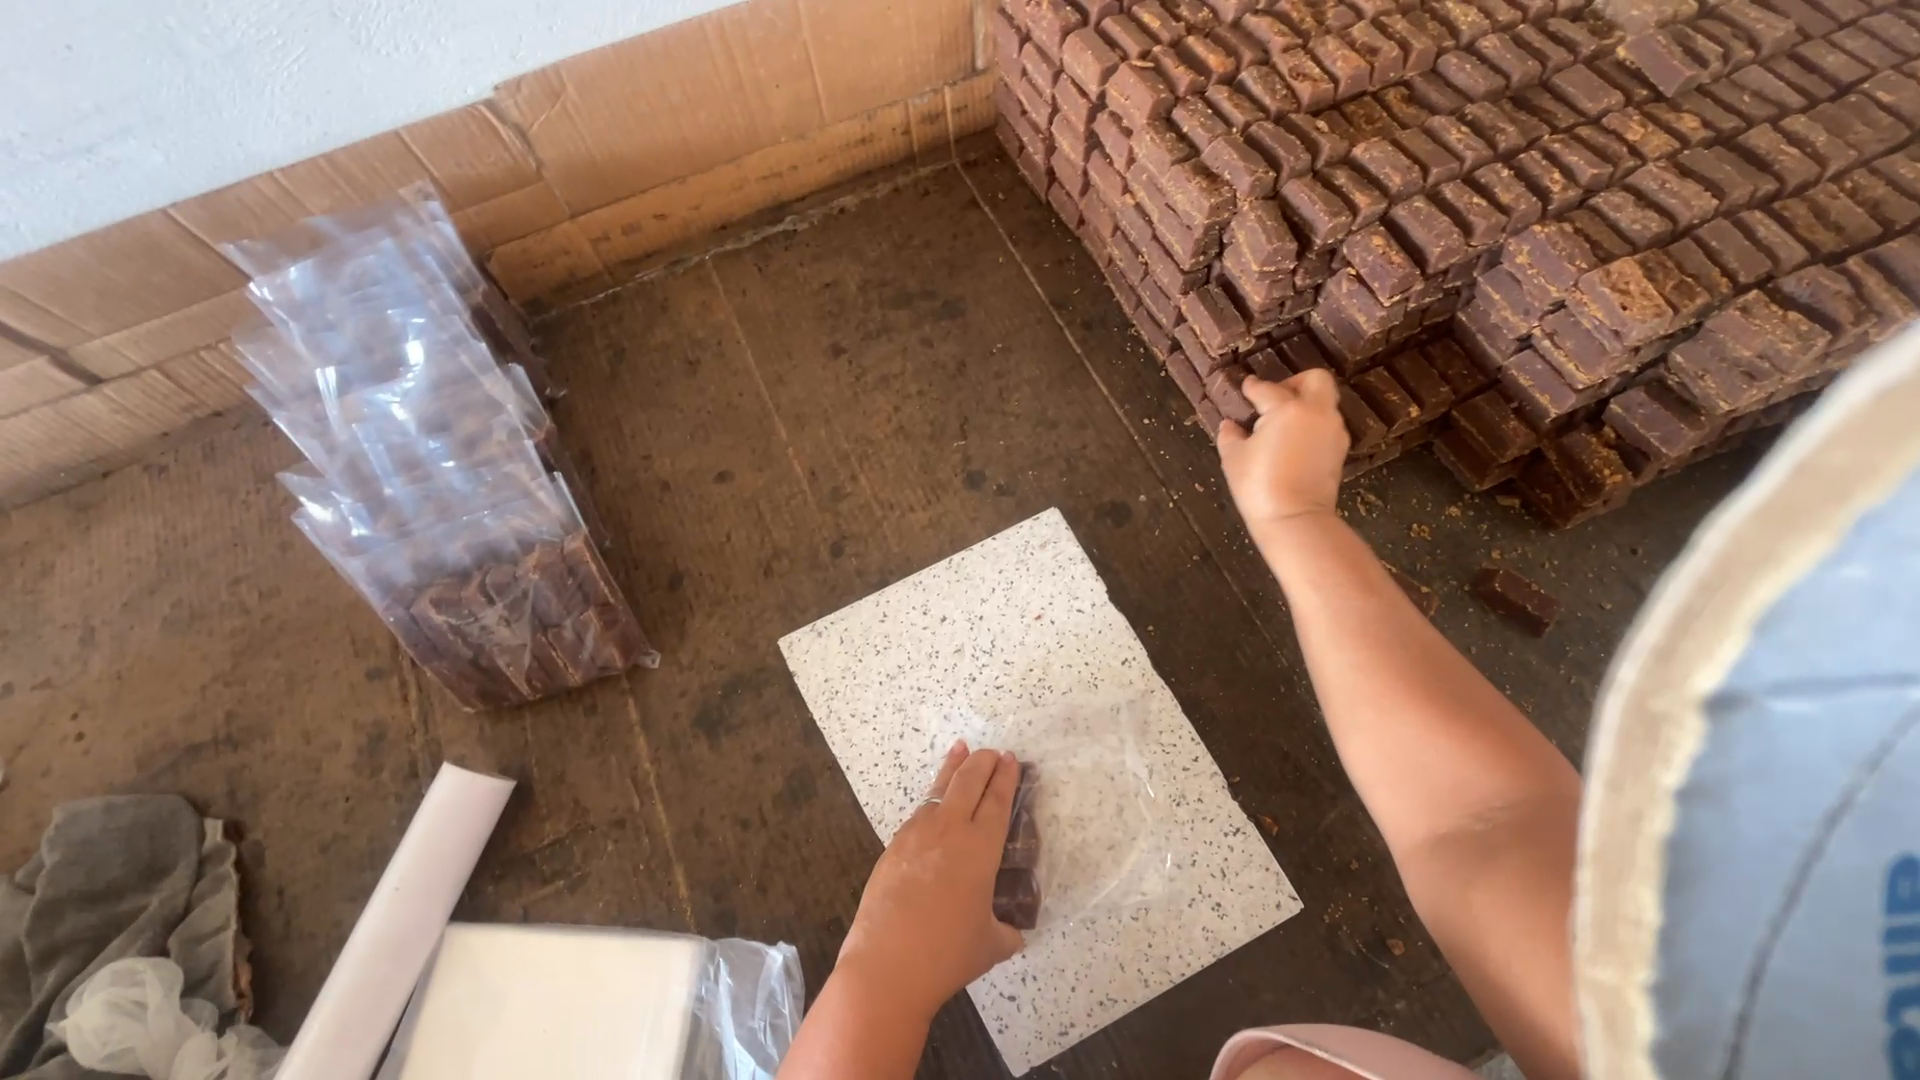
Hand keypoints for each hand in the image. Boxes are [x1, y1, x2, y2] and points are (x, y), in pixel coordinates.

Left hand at [835, 742, 1025, 1020]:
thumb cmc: (947, 954)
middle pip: (968, 782)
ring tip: (960, 749)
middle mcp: (950, 831)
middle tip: (992, 752)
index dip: (1006, 777)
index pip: (998, 801)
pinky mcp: (893, 846)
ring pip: (939, 789)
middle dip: (983, 762)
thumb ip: (1005, 933)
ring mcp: (917, 835)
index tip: (1012, 759)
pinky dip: (932, 799)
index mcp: (981, 849)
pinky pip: (919, 813)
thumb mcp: (989, 945)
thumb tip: (1013, 934)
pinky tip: (934, 803)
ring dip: (953, 768)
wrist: (887, 964)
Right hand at [1217, 369, 1349, 527]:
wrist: (1294, 519)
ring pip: (1324, 402)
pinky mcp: (1339, 449)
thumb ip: (1230, 435)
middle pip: (1315, 379)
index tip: (1245, 387)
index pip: (1266, 389)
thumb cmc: (1258, 485)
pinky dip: (1311, 425)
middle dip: (1294, 383)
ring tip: (1282, 425)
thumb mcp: (1233, 457)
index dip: (1251, 387)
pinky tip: (1293, 442)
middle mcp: (1316, 412)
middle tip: (1275, 399)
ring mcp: (1332, 430)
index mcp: (1287, 409)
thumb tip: (1230, 425)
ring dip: (1304, 406)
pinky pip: (1326, 425)